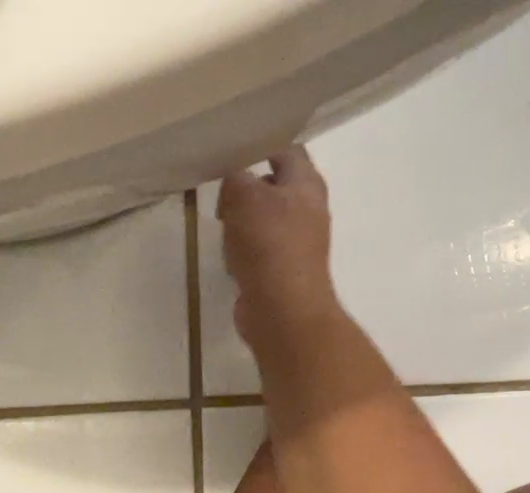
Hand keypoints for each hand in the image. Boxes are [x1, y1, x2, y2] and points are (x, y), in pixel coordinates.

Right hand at [217, 147, 340, 347]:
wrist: (282, 310)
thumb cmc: (268, 244)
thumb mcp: (244, 196)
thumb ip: (235, 179)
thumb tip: (234, 183)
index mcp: (306, 184)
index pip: (286, 151)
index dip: (261, 146)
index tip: (232, 151)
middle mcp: (308, 210)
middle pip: (275, 187)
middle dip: (247, 188)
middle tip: (221, 193)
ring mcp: (297, 244)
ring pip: (265, 221)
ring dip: (243, 222)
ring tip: (222, 225)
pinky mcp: (283, 272)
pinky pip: (260, 251)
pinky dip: (244, 252)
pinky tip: (230, 259)